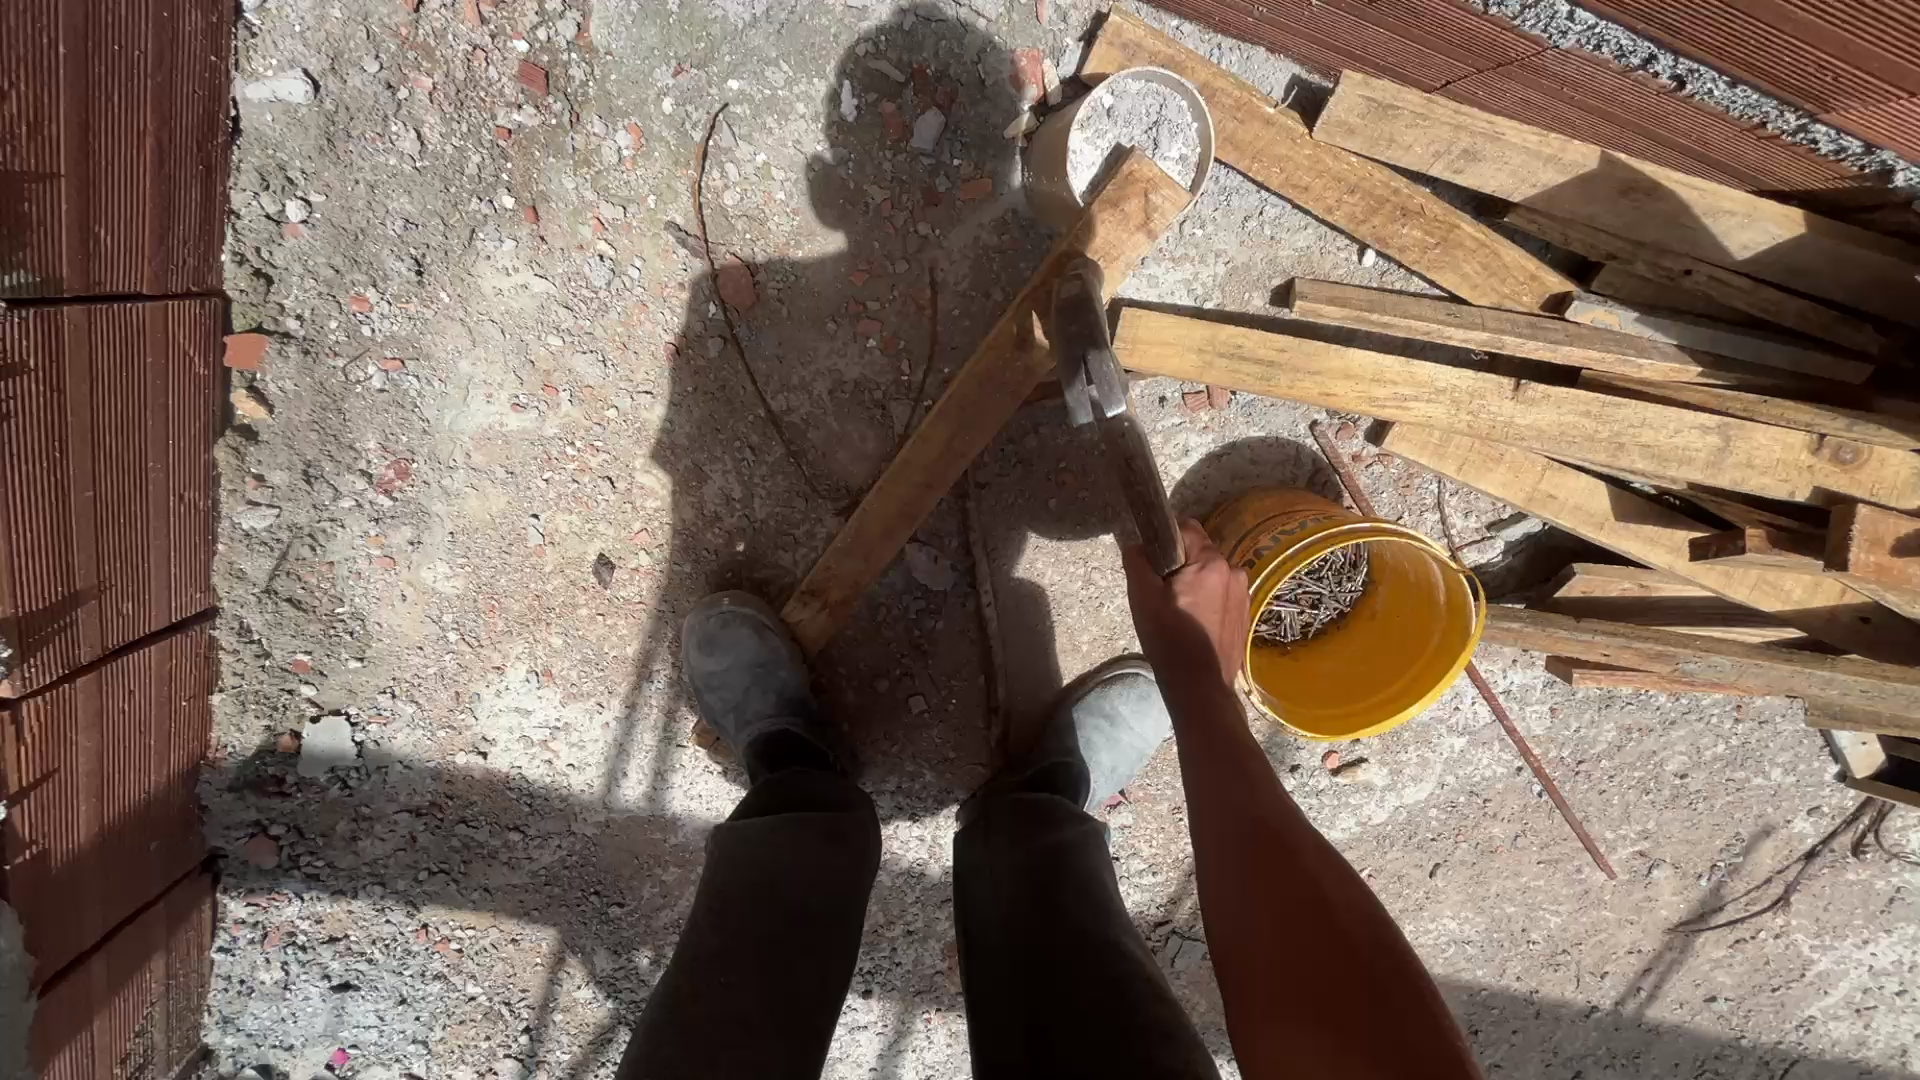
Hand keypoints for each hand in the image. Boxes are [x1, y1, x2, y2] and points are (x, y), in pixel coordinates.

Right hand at [1122, 518, 1250, 689]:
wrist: (1199, 686)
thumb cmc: (1169, 638)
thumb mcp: (1142, 597)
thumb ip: (1137, 562)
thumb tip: (1137, 546)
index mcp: (1211, 562)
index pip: (1187, 528)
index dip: (1165, 536)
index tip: (1150, 556)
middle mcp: (1234, 571)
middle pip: (1199, 552)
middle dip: (1178, 563)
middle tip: (1159, 589)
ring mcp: (1243, 594)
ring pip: (1210, 573)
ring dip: (1193, 581)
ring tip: (1175, 609)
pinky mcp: (1245, 614)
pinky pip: (1220, 593)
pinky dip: (1205, 599)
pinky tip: (1192, 621)